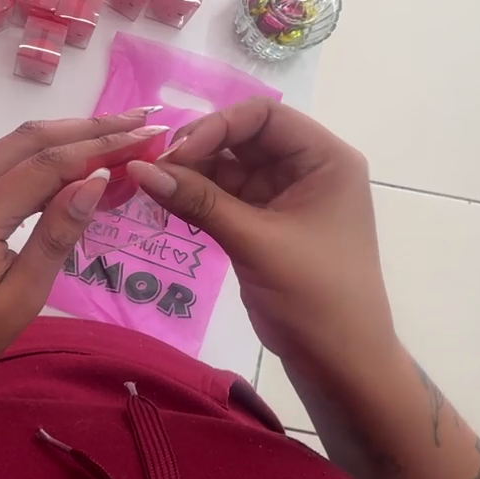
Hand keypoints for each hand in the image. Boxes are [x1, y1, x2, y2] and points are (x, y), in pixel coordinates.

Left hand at [0, 111, 170, 400]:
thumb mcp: (22, 295)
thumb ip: (57, 235)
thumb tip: (95, 182)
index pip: (46, 165)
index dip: (98, 148)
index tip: (144, 138)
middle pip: (30, 140)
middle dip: (88, 127)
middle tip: (140, 120)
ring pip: (17, 144)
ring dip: (67, 133)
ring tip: (118, 130)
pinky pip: (6, 162)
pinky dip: (46, 153)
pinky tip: (78, 156)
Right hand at [124, 98, 395, 372]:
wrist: (339, 362)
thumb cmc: (314, 296)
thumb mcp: (255, 242)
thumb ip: (198, 202)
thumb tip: (140, 168)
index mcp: (324, 160)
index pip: (264, 116)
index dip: (217, 126)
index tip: (175, 155)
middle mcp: (305, 170)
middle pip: (243, 139)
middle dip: (198, 150)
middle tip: (155, 171)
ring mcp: (282, 198)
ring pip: (228, 170)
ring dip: (191, 176)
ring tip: (152, 188)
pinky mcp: (263, 225)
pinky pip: (224, 199)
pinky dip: (196, 200)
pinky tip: (166, 204)